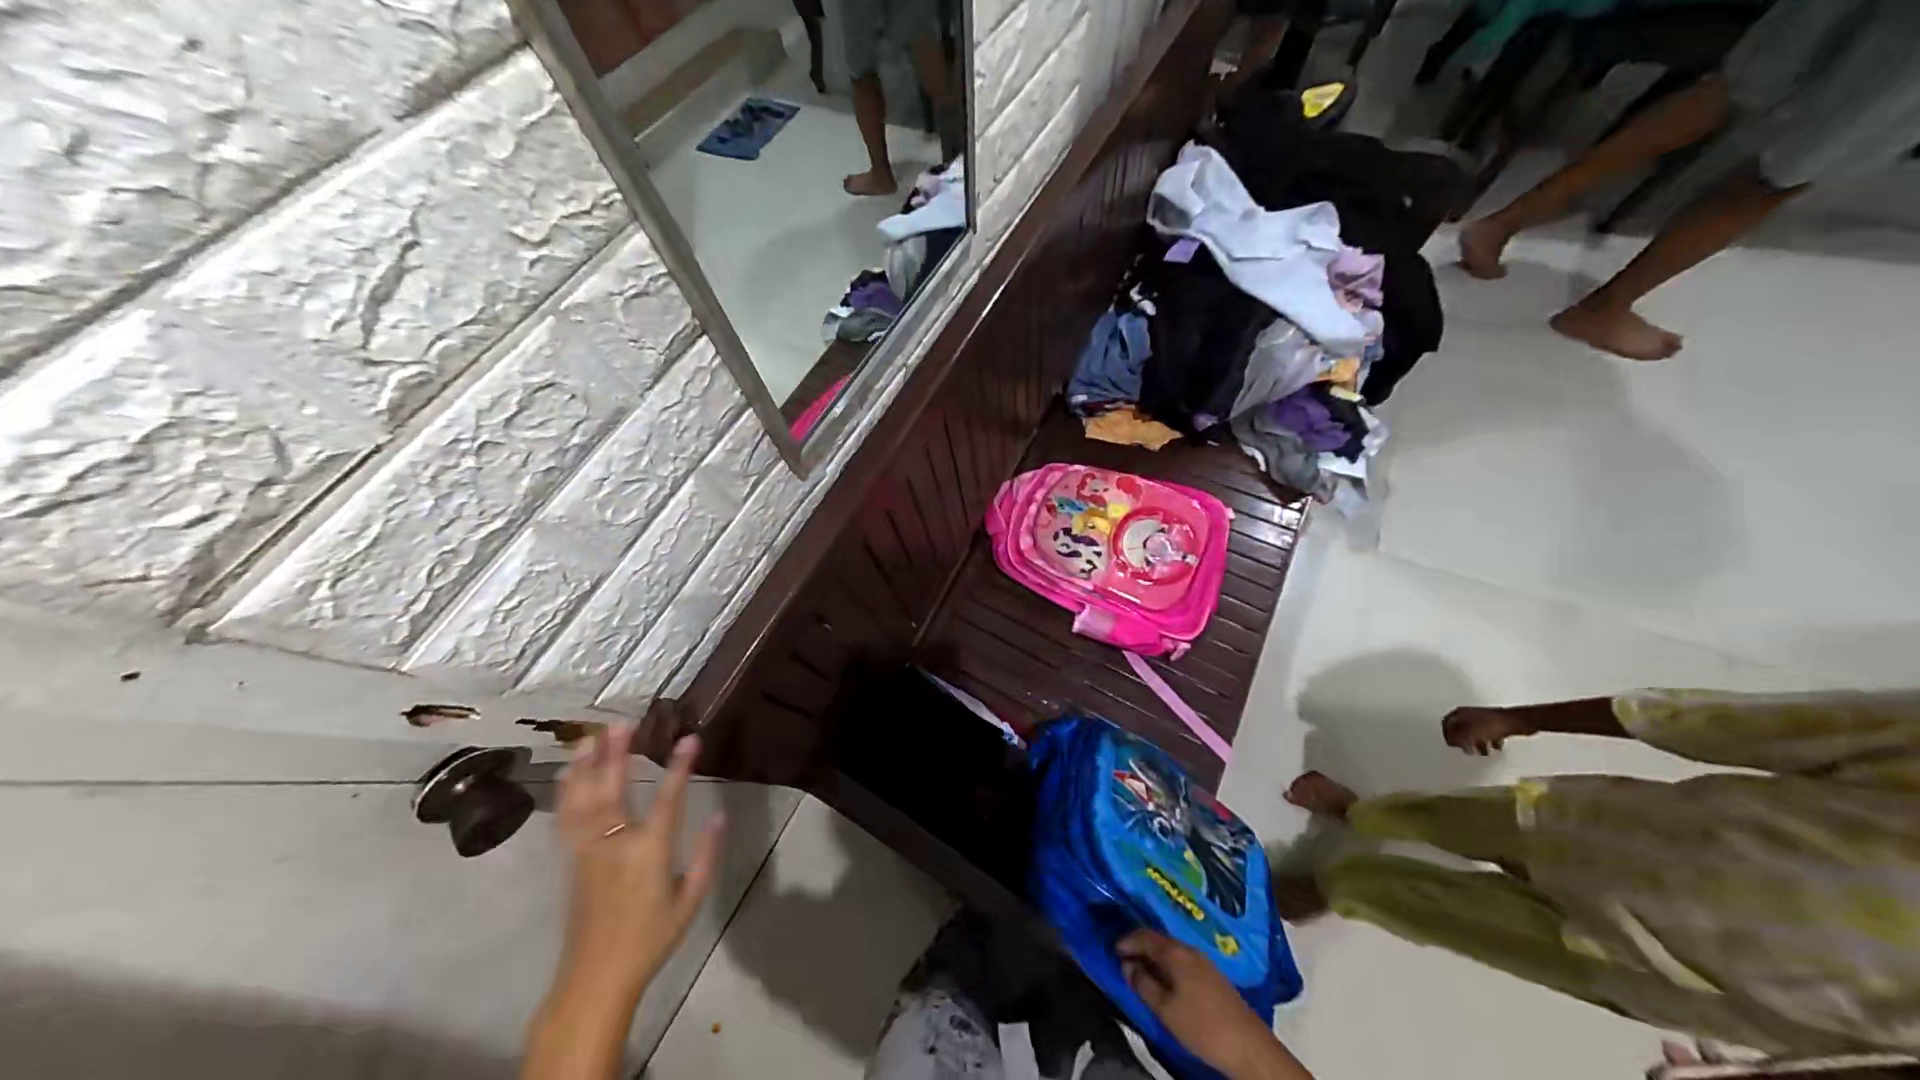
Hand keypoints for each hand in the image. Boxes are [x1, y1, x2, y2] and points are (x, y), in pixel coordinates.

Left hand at [554, 726, 723, 1000]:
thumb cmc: (652, 937)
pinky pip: (566, 818)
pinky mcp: (571, 859)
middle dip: (618, 753)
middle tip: (623, 723)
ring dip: (586, 765)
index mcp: (650, 852)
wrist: (598, 974)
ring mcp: (588, 850)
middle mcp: (615, 844)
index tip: (690, 738)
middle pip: (614, 789)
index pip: (668, 799)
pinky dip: (566, 791)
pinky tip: (569, 772)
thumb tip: (721, 814)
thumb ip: (706, 854)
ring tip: (591, 736)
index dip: (680, 767)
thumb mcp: (692, 898)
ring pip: (583, 799)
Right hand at [1118, 930, 1286, 1079]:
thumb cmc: (1201, 1026)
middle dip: (1140, 947)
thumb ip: (1142, 984)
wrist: (1248, 1046)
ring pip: (1171, 951)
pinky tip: (1164, 980)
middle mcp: (1189, 949)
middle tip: (1123, 960)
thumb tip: (1127, 964)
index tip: (1112, 950)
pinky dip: (1168, 965)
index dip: (1126, 940)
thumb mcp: (1164, 1009)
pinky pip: (1182, 961)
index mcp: (1176, 952)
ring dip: (1154, 957)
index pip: (1145, 935)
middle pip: (1159, 940)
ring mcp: (1204, 962)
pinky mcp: (1213, 976)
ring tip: (1141, 971)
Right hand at [1442, 706, 1534, 755]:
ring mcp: (1482, 718)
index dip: (1447, 735)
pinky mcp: (1494, 724)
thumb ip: (1456, 737)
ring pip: (1473, 733)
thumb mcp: (1468, 733)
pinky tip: (1493, 747)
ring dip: (1476, 743)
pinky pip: (1486, 735)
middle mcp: (1469, 713)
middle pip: (1460, 728)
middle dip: (1463, 740)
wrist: (1516, 722)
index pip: (1446, 723)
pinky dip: (1487, 742)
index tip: (1451, 745)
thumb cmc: (1491, 726)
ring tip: (1481, 752)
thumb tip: (1450, 740)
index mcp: (1460, 713)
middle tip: (1466, 749)